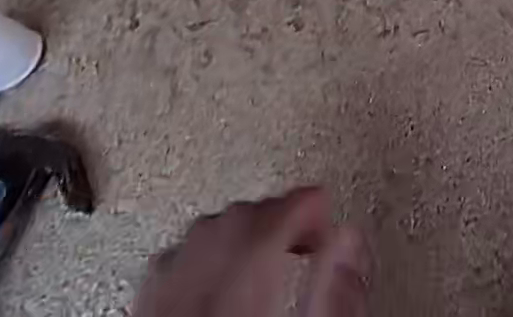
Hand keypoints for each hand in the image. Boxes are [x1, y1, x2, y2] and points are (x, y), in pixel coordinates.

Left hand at [134, 187, 370, 316]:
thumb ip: (335, 300)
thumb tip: (351, 244)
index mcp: (239, 295)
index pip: (274, 219)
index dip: (309, 206)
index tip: (328, 215)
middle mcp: (193, 296)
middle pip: (237, 220)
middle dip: (278, 215)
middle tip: (311, 234)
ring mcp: (161, 309)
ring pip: (200, 235)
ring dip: (240, 231)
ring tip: (272, 248)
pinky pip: (169, 268)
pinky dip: (200, 257)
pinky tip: (216, 278)